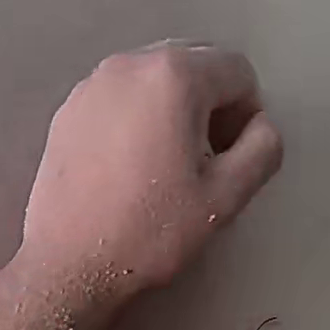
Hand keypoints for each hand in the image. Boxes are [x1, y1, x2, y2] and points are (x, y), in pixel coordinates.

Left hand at [15, 40, 283, 306]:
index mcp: (174, 76)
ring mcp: (91, 86)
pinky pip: (118, 102)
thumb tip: (262, 127)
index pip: (237, 70)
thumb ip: (262, 150)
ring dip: (173, 114)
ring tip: (166, 169)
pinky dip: (136, 122)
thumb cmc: (150, 233)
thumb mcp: (224, 199)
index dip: (248, 114)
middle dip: (211, 108)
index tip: (235, 159)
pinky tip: (129, 171)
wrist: (70, 265)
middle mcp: (129, 63)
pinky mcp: (67, 113)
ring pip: (153, 83)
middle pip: (193, 67)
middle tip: (205, 164)